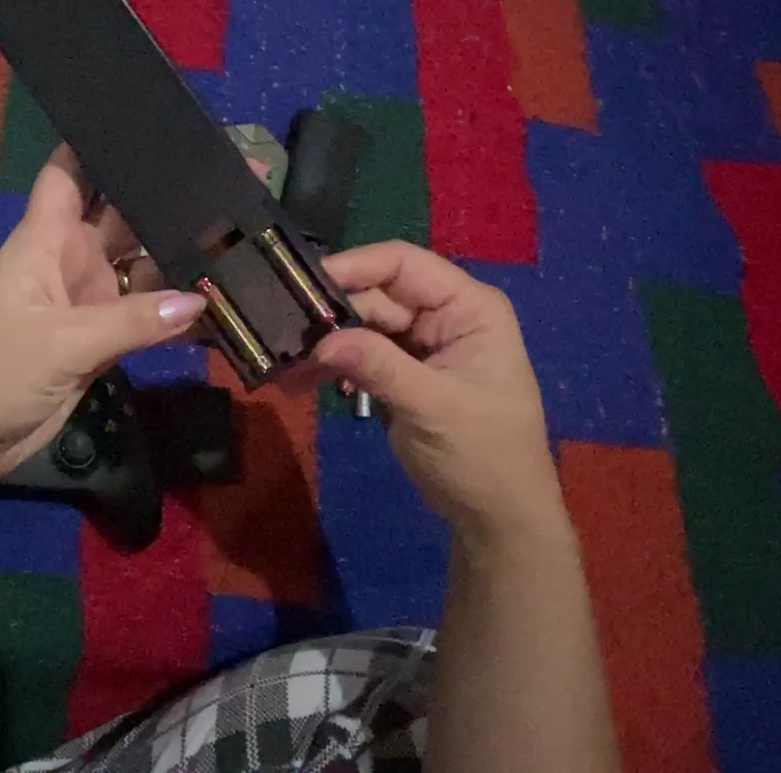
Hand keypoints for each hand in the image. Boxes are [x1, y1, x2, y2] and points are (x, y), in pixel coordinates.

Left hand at [0, 150, 207, 481]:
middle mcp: (71, 259)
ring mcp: (87, 301)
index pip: (70, 172)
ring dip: (180, 258)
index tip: (150, 120)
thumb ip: (131, 321)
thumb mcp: (61, 341)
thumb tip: (200, 300)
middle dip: (167, 200)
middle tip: (232, 180)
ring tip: (242, 238)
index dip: (100, 142)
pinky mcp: (99, 341)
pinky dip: (174, 314)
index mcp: (46, 239)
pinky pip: (145, 316)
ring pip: (141, 267)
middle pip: (123, 216)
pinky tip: (220, 307)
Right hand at [309, 241, 564, 543]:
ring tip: (286, 371)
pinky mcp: (398, 368)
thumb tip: (322, 342)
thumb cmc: (484, 456)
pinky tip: (301, 383)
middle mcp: (442, 314)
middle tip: (284, 338)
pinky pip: (356, 352)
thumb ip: (380, 367)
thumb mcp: (434, 408)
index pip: (402, 264)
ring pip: (357, 324)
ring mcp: (419, 342)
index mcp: (467, 307)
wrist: (496, 517)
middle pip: (372, 294)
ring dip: (323, 345)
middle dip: (329, 315)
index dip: (353, 267)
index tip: (304, 285)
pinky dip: (330, 365)